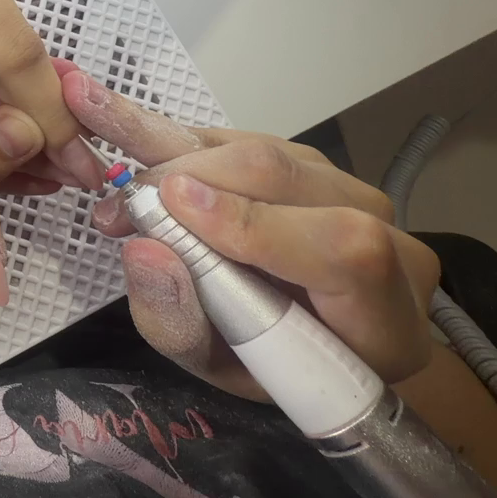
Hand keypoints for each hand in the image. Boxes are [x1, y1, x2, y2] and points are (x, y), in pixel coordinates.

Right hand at [60, 64, 441, 399]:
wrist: (307, 333)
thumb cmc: (267, 362)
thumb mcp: (214, 368)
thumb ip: (178, 321)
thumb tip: (142, 250)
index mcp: (382, 313)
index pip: (341, 248)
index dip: (254, 221)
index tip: (172, 204)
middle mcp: (382, 237)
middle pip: (285, 177)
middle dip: (188, 177)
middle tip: (119, 205)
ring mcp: (342, 187)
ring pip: (255, 148)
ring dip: (170, 154)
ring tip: (114, 177)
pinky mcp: (299, 157)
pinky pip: (232, 135)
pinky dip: (170, 137)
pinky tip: (120, 129)